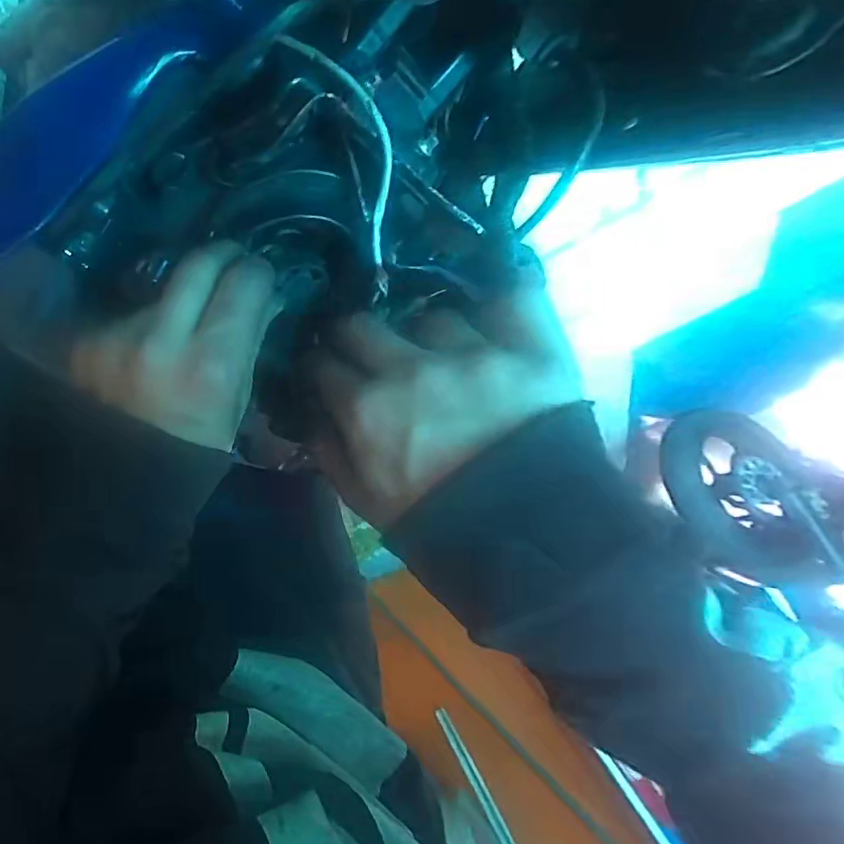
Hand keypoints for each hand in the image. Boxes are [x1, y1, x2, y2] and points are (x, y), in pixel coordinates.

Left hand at [70, 241, 280, 450]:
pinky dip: (145, 321)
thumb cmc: (193, 449)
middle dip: (222, 255)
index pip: (243, 283)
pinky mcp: (87, 340)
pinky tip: (145, 346)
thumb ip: (250, 340)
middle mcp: (160, 339)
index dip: (258, 272)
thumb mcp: (235, 402)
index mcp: (210, 365)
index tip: (259, 274)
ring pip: (161, 288)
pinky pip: (130, 312)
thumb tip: (265, 293)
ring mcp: (117, 336)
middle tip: (230, 260)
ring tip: (181, 323)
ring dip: (178, 295)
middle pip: (198, 263)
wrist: (120, 480)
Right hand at [308, 286, 583, 527]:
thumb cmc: (437, 525)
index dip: (318, 364)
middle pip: (360, 322)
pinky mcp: (531, 351)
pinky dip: (501, 298)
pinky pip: (512, 297)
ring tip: (443, 352)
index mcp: (366, 408)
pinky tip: (492, 307)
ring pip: (433, 314)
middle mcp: (411, 369)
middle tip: (366, 349)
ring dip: (428, 333)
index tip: (324, 370)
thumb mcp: (363, 499)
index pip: (321, 363)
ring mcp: (473, 353)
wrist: (532, 545)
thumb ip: (328, 449)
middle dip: (352, 334)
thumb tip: (312, 408)